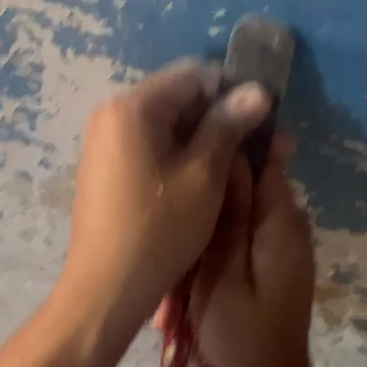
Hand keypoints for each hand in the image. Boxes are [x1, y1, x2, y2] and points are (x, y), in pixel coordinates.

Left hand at [57, 60, 273, 333]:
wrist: (104, 291)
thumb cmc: (158, 230)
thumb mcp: (204, 176)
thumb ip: (228, 126)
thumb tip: (257, 90)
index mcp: (132, 105)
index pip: (193, 75)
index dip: (232, 92)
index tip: (263, 121)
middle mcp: (113, 111)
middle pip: (179, 97)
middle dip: (220, 118)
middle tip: (261, 149)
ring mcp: (106, 138)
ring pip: (167, 123)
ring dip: (204, 139)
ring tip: (239, 169)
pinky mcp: (106, 163)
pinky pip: (150, 143)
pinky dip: (180, 154)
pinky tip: (205, 181)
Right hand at [189, 146, 321, 366]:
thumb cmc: (240, 331)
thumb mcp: (222, 270)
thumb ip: (228, 212)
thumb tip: (231, 152)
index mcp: (281, 220)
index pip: (261, 158)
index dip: (226, 147)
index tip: (189, 148)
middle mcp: (290, 223)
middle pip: (247, 182)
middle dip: (210, 195)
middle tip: (175, 213)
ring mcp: (284, 242)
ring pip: (241, 209)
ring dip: (209, 225)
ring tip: (177, 252)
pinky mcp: (275, 259)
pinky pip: (244, 232)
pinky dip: (218, 243)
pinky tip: (191, 268)